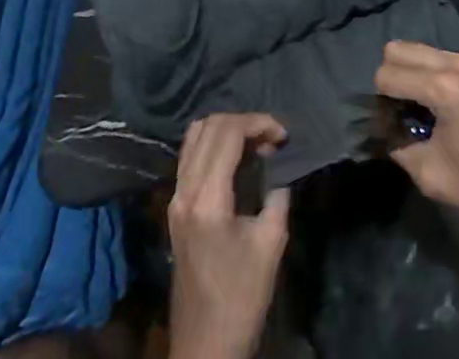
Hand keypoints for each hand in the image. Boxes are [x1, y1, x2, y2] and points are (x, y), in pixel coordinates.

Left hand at [167, 114, 290, 358]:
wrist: (205, 342)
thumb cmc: (242, 295)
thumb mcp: (271, 242)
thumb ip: (277, 196)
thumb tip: (279, 172)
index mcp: (207, 198)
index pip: (227, 133)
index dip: (259, 122)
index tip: (283, 136)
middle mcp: (183, 192)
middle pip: (208, 127)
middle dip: (244, 122)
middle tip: (272, 139)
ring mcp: (175, 200)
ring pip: (194, 138)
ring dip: (227, 131)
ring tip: (256, 146)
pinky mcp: (176, 209)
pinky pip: (191, 158)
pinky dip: (215, 146)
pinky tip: (239, 162)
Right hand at [375, 41, 458, 252]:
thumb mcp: (429, 174)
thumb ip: (396, 144)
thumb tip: (380, 129)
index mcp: (445, 87)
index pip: (387, 75)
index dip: (377, 104)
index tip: (386, 131)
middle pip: (400, 49)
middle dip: (391, 79)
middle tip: (398, 117)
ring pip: (423, 51)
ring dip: (412, 76)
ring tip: (418, 116)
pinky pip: (444, 60)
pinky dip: (432, 76)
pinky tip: (440, 111)